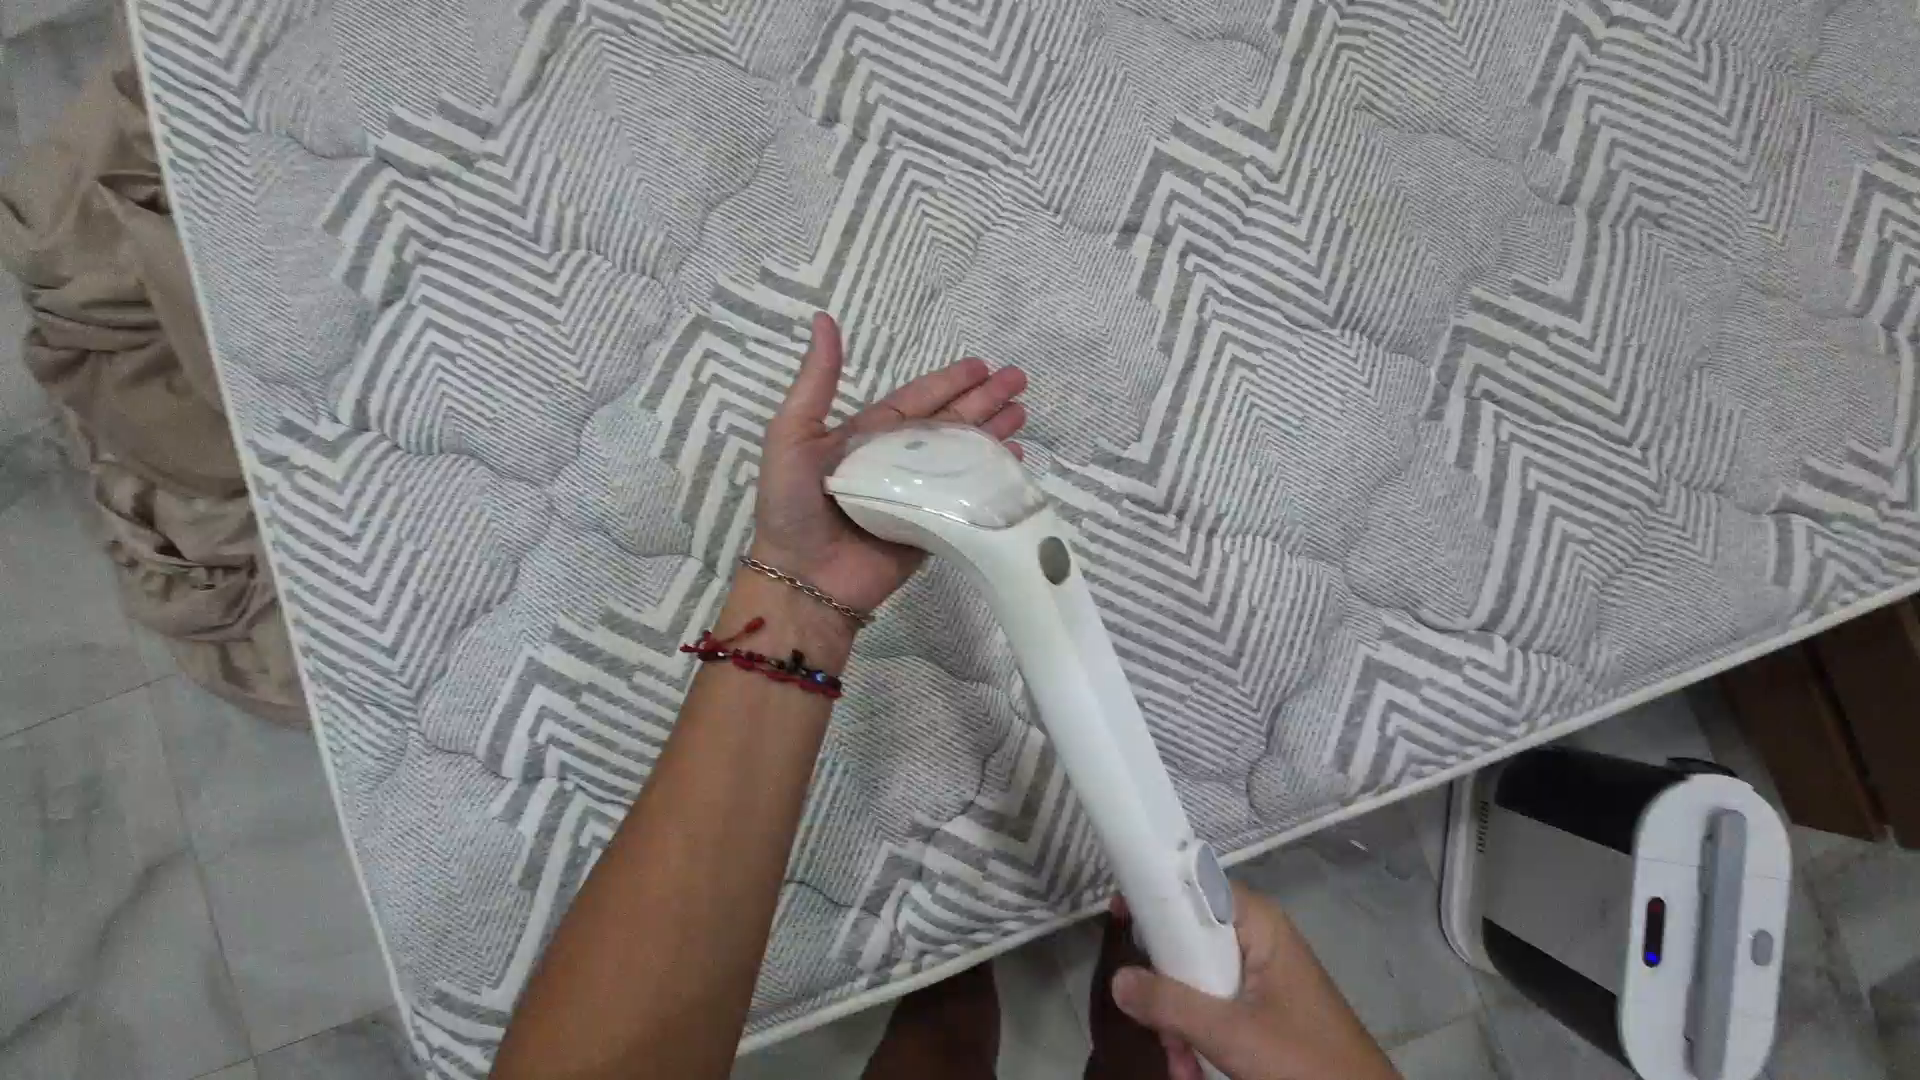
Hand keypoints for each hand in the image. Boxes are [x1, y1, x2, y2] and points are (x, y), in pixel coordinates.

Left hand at [749, 312, 1027, 614]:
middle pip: (950, 422)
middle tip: (1019, 379)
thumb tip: (823, 319)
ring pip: (964, 456)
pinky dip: (992, 478)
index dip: (949, 382)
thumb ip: (817, 382)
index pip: (917, 400)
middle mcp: (898, 461)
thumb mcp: (794, 434)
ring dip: (992, 433)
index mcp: (868, 437)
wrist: (804, 578)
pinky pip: (968, 496)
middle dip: (984, 400)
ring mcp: (919, 495)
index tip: (982, 365)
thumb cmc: (793, 505)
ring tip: (1023, 413)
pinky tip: (1013, 459)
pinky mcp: (934, 527)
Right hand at [1110, 884, 1401, 1079]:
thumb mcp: (1231, 1034)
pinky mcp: (1262, 1004)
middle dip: (1166, 984)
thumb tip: (1116, 978)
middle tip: (1154, 1021)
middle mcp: (1256, 936)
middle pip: (1188, 936)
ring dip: (1178, 1019)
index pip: (1194, 883)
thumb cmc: (1305, 1060)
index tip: (1120, 914)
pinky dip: (1198, 1033)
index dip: (1154, 895)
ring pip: (1196, 976)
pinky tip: (1194, 1068)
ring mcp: (1259, 971)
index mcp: (1256, 922)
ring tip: (1181, 1063)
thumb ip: (1171, 1004)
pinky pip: (1214, 1002)